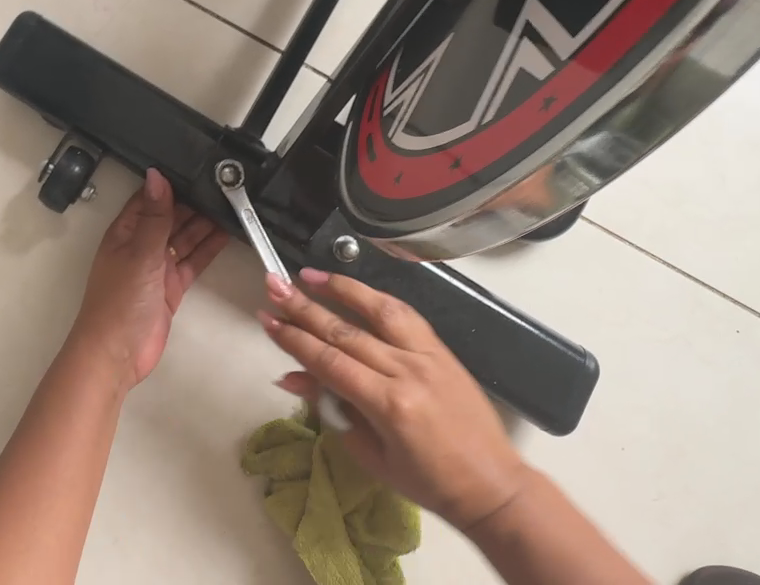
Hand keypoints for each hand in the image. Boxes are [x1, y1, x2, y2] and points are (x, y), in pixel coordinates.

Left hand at [67, 168, 229, 389]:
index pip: (151, 199)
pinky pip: (192, 261)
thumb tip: (156, 175)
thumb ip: (155, 216)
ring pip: (184, 238)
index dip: (172, 184)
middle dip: (194, 203)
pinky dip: (207, 249)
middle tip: (224, 186)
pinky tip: (224, 235)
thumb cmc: (119, 301)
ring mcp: (156, 267)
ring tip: (231, 205)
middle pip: (171, 217)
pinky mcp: (171, 288)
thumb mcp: (139, 253)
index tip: (198, 168)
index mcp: (125, 232)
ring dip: (204, 224)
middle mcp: (141, 245)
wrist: (116, 354)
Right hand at [259, 267, 530, 530]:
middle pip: (345, 331)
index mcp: (389, 405)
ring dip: (339, 289)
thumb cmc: (429, 483)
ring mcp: (427, 355)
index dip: (293, 339)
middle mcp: (407, 371)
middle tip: (273, 286)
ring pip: (377, 310)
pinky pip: (403, 314)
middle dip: (303, 307)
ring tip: (308, 275)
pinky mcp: (440, 348)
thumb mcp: (371, 455)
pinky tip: (352, 287)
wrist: (493, 485)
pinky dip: (374, 297)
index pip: (329, 361)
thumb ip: (332, 409)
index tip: (266, 319)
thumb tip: (292, 376)